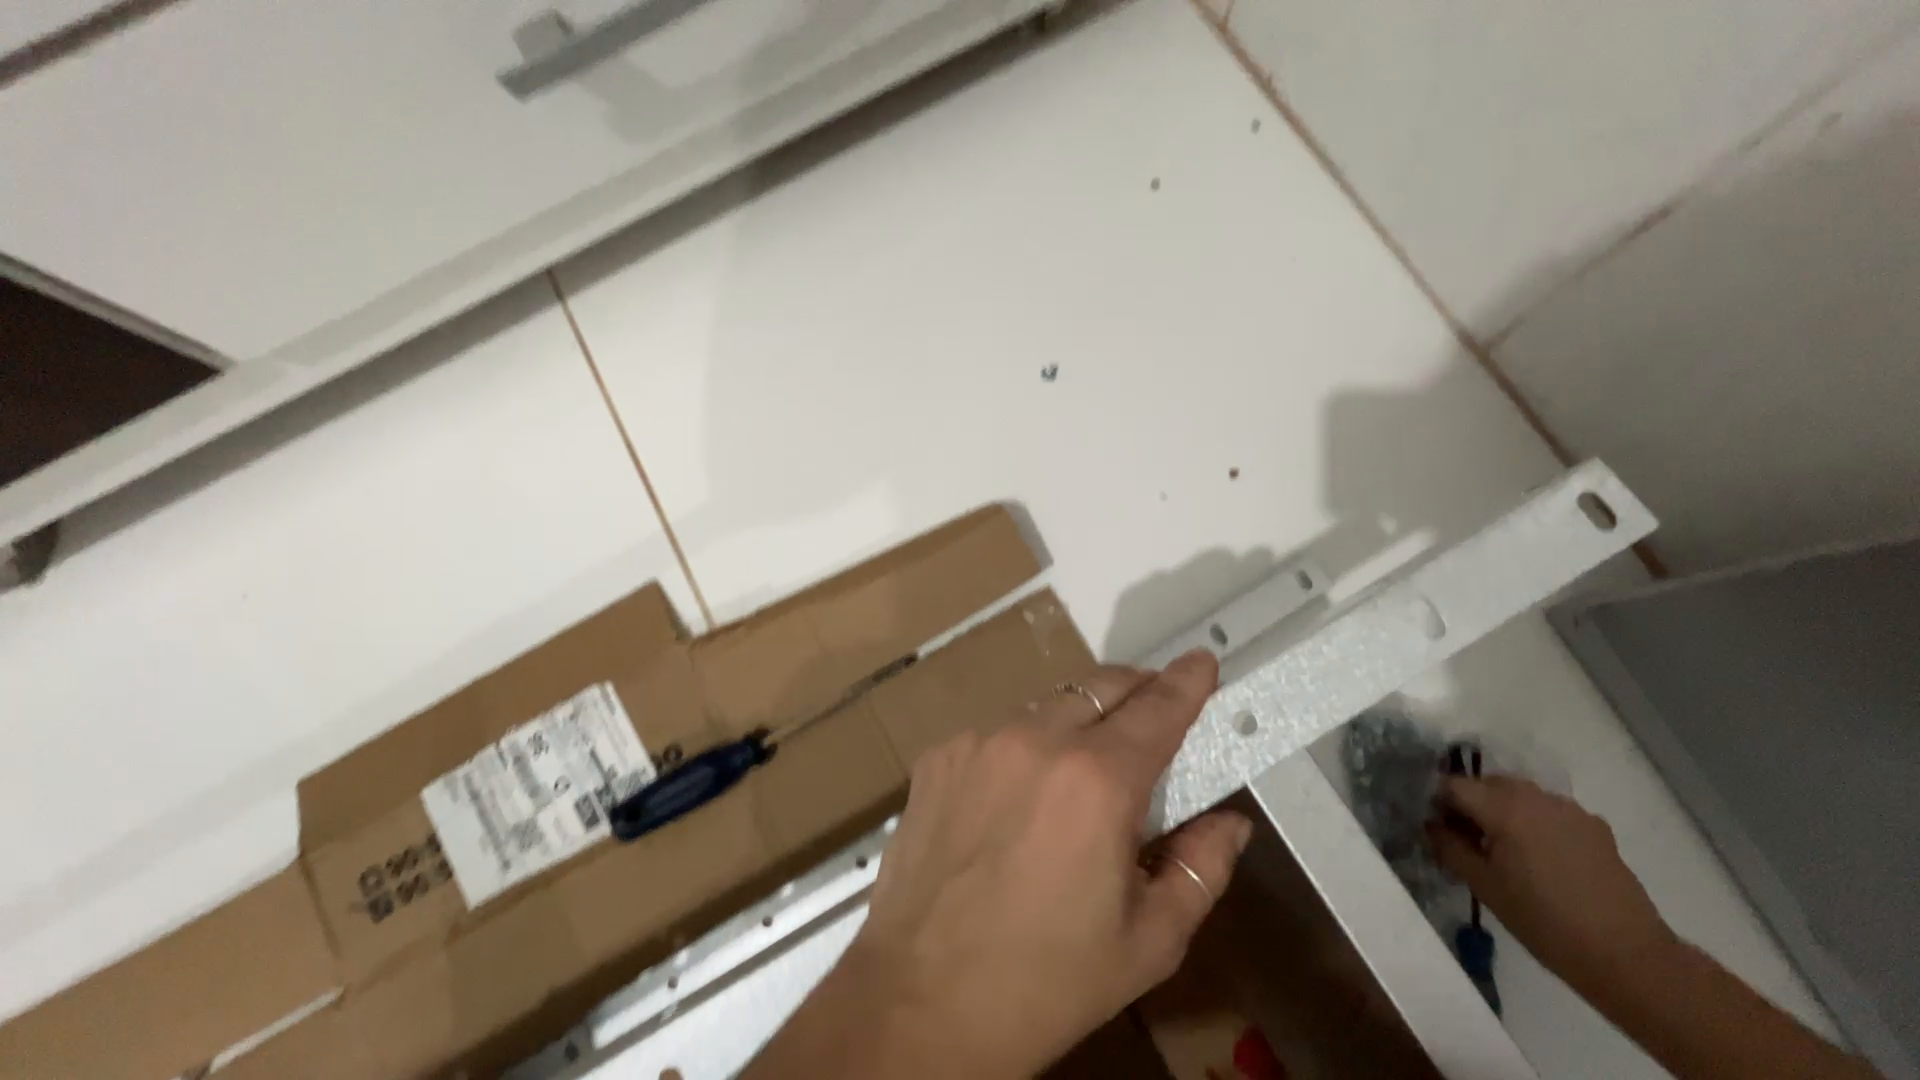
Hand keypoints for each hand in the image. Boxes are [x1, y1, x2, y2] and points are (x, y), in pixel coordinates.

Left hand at [752, 649, 1252, 1079]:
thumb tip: (1230, 822)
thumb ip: (1201, 867)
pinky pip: (997, 734)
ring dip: (1079, 720)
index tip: (1202, 662)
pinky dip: (1025, 747)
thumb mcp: (1149, 941)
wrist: (919, 1003)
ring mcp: (977, 745)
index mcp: (1097, 781)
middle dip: (1138, 690)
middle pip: (1102, 687)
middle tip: (1155, 713)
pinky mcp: (936, 760)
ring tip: (1087, 765)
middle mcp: (1035, 742)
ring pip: (1046, 707)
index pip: (1157, 708)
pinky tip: (1021, 796)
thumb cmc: (1046, 982)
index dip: (1187, 681)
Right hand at [1428, 774, 1675, 993]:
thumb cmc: (1543, 921)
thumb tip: (1432, 824)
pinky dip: (1534, 823)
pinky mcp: (1595, 827)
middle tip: (1464, 839)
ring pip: (1521, 796)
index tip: (1433, 825)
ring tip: (1502, 850)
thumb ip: (1450, 847)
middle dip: (1470, 803)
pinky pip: (1550, 812)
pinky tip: (1539, 859)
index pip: (1454, 785)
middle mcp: (1537, 797)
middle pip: (1488, 784)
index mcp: (1505, 808)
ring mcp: (1571, 809)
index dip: (1437, 800)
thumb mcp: (1483, 886)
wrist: (1625, 954)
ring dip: (1502, 811)